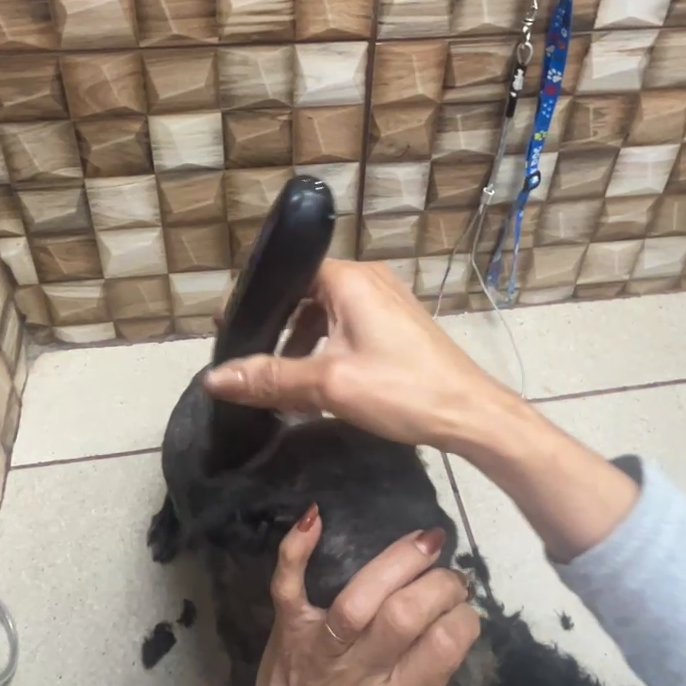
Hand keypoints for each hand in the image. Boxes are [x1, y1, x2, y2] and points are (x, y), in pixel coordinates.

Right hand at [205, 260, 521, 452]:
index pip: (286, 271)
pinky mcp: (395, 321)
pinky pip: (346, 323)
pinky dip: (326, 346)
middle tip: (248, 359)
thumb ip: (269, 378)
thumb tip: (213, 378)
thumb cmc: (402, 390)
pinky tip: (317, 382)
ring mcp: (384, 298)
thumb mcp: (329, 385)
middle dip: (276, 326)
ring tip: (279, 379)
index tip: (229, 330)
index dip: (254, 298)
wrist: (472, 414)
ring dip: (300, 341)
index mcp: (348, 278)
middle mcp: (366, 277)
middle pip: (303, 292)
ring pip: (324, 311)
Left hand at [255, 504, 480, 685]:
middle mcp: (358, 670)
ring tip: (423, 541)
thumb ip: (424, 666)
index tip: (466, 605)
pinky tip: (315, 516)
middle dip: (436, 584)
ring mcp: (319, 645)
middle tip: (451, 573)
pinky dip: (297, 549)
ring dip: (394, 562)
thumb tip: (459, 612)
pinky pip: (287, 584)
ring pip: (355, 600)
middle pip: (400, 617)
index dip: (460, 620)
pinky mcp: (287, 626)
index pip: (438, 652)